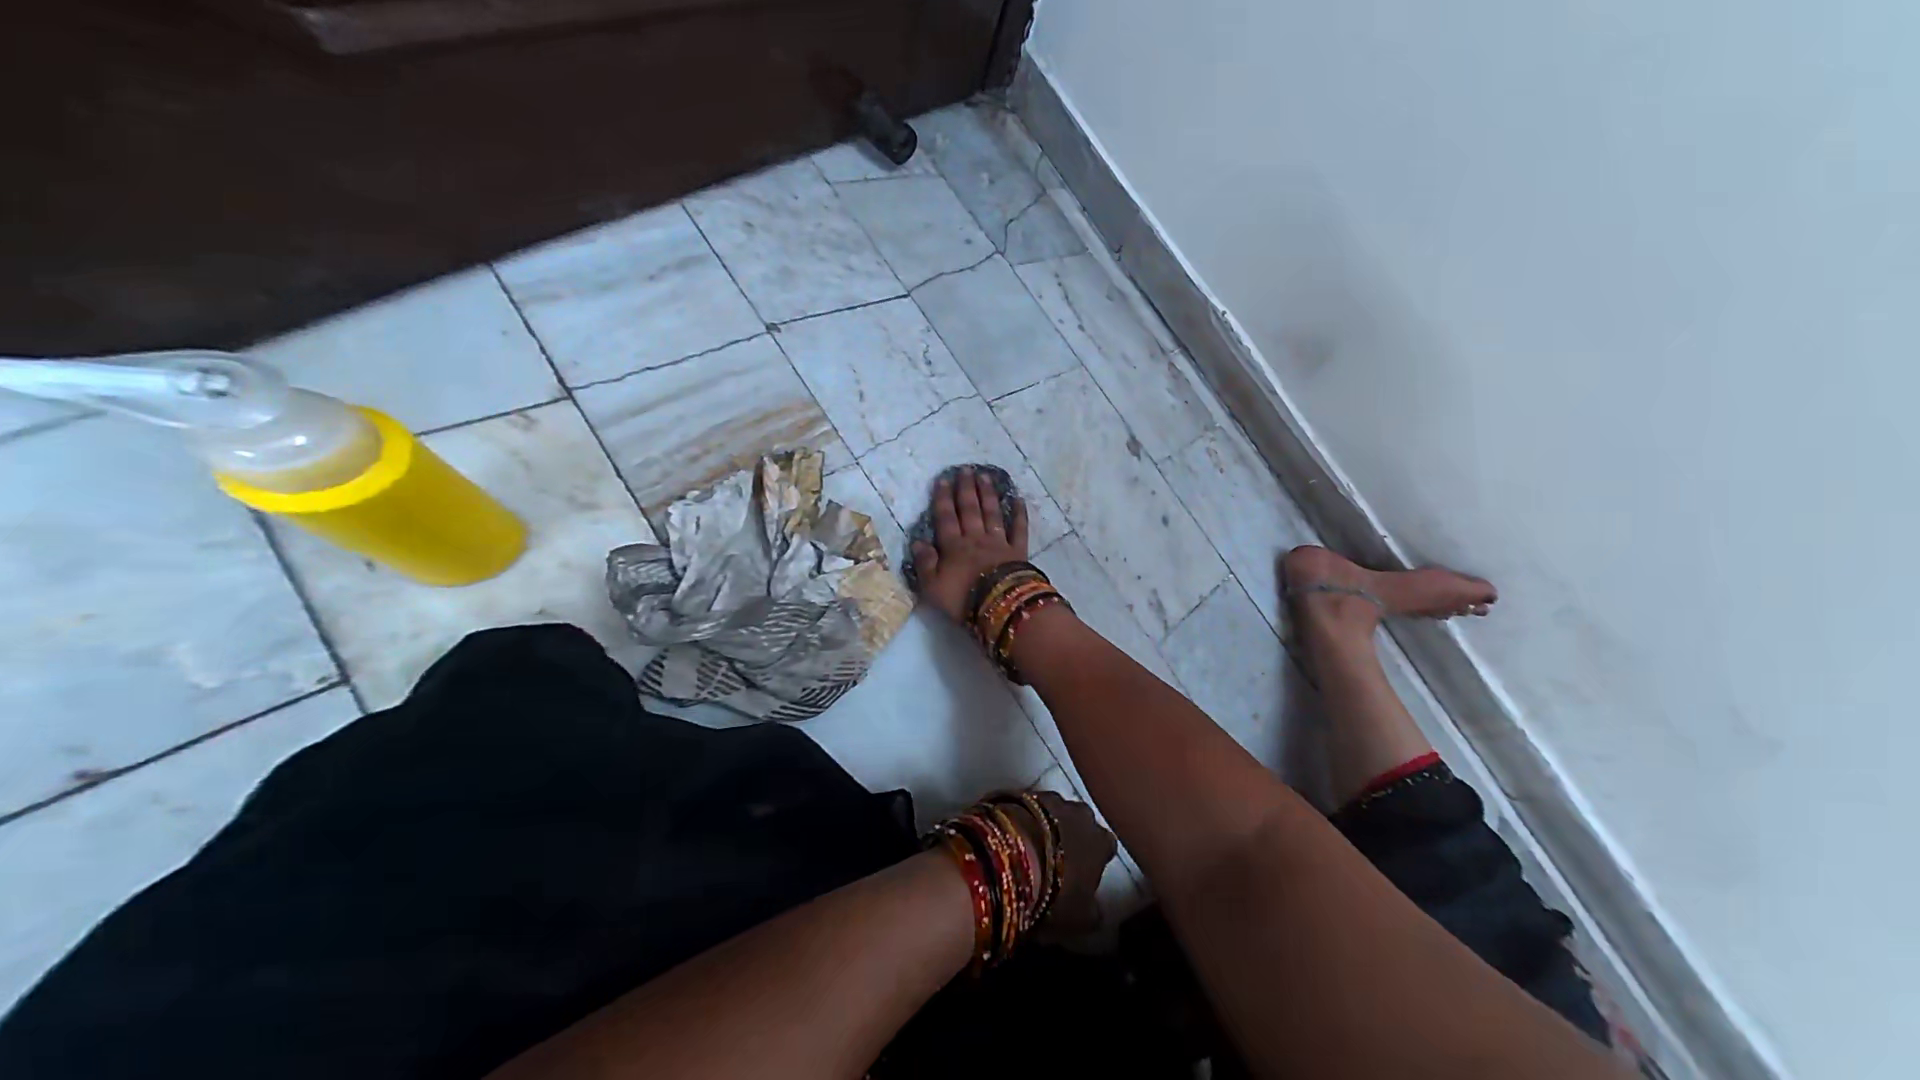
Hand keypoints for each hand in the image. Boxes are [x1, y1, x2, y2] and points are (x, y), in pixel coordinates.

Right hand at [910, 467, 1029, 622]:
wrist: (999, 605)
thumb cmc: (962, 599)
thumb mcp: (932, 586)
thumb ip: (924, 563)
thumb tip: (917, 542)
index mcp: (953, 547)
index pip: (946, 518)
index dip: (943, 498)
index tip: (943, 479)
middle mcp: (975, 539)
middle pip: (970, 509)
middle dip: (966, 488)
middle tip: (966, 469)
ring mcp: (998, 543)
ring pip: (992, 513)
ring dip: (987, 494)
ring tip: (985, 476)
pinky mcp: (1018, 551)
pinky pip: (1019, 529)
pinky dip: (1019, 514)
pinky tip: (1018, 499)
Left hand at [1004, 791, 1117, 940]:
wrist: (1012, 856)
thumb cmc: (1054, 893)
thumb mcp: (1081, 918)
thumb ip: (1093, 913)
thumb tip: (1096, 911)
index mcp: (1101, 842)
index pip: (1106, 846)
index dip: (1094, 859)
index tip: (1083, 873)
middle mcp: (1081, 814)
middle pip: (1081, 822)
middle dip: (1071, 834)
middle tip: (1055, 858)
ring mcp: (1050, 799)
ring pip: (1053, 811)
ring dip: (1046, 824)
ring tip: (1030, 846)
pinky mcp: (1019, 793)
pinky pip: (1027, 807)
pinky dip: (1023, 818)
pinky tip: (1013, 836)